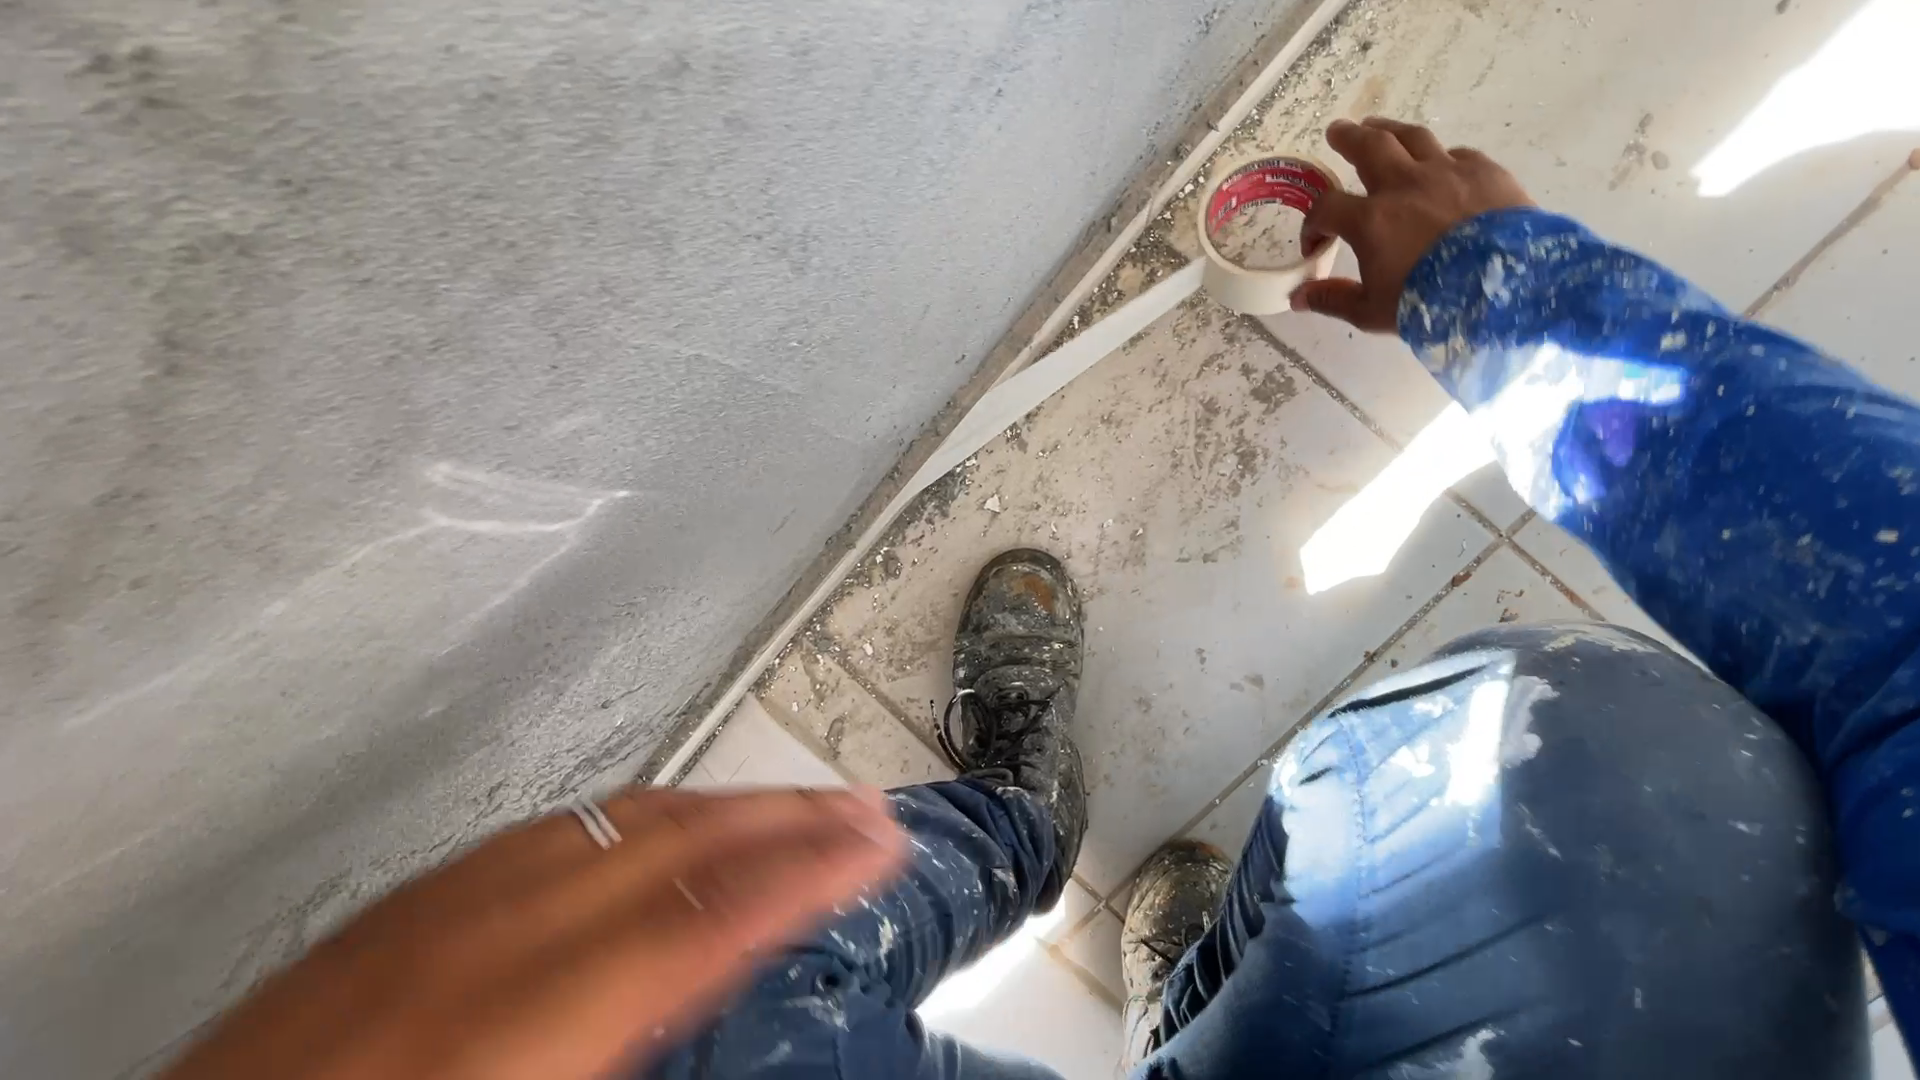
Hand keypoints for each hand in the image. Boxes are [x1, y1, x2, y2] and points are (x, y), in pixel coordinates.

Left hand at [159, 787, 906, 1079]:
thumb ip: (633, 1054)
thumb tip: (722, 978)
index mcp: (499, 1037)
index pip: (698, 918)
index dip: (805, 872)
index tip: (878, 847)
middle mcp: (465, 948)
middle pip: (667, 843)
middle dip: (786, 817)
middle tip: (868, 810)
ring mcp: (421, 916)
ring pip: (615, 820)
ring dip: (726, 806)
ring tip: (799, 808)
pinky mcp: (394, 913)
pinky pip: (554, 831)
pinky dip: (646, 816)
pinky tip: (676, 824)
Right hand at [1289, 118, 1533, 331]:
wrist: (1504, 286)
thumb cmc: (1430, 302)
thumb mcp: (1371, 312)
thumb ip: (1333, 300)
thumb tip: (1299, 297)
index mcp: (1371, 220)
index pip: (1326, 208)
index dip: (1313, 224)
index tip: (1315, 242)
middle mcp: (1405, 185)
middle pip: (1369, 147)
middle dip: (1348, 138)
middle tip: (1337, 130)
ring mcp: (1447, 172)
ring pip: (1412, 138)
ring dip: (1390, 130)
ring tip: (1378, 127)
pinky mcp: (1485, 171)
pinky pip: (1455, 155)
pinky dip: (1439, 157)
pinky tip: (1437, 164)